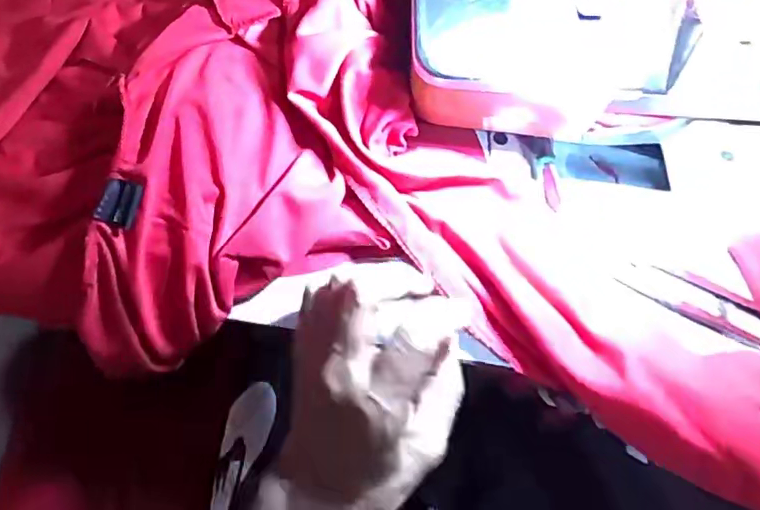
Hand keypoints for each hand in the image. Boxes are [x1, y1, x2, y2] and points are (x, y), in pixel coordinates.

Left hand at [262, 271, 465, 509]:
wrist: (316, 486)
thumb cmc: (380, 473)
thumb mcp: (429, 443)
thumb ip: (444, 386)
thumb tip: (450, 334)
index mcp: (378, 398)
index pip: (411, 336)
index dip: (441, 313)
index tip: (461, 309)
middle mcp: (340, 363)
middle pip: (361, 295)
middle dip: (399, 278)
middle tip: (425, 286)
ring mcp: (313, 346)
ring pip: (335, 284)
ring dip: (373, 273)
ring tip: (400, 282)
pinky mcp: (299, 338)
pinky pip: (316, 289)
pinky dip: (343, 279)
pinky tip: (366, 286)